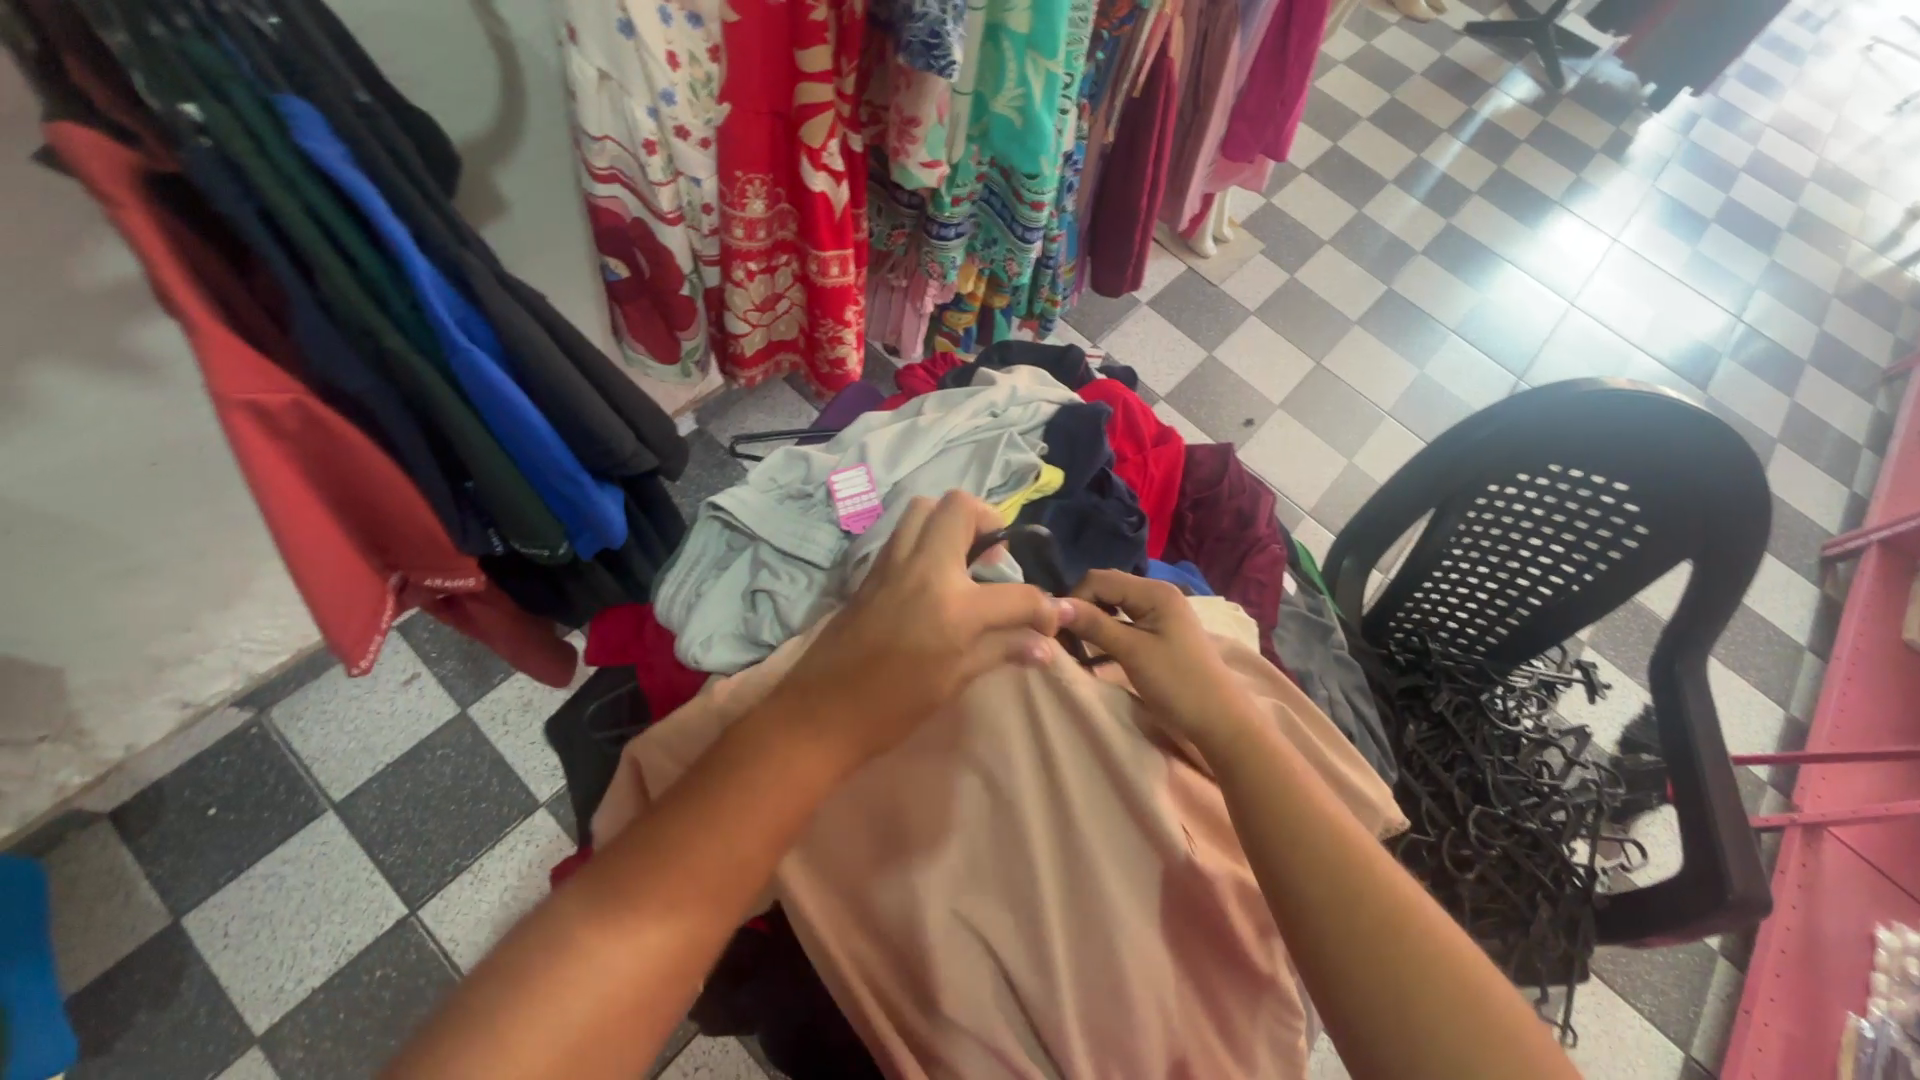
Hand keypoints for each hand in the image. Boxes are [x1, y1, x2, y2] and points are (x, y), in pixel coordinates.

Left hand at [770, 491, 1070, 765]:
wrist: (820, 715)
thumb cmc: (892, 708)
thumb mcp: (954, 681)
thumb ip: (1001, 651)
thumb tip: (1044, 647)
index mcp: (954, 606)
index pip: (1018, 594)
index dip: (1044, 609)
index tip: (1048, 621)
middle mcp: (924, 569)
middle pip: (960, 507)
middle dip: (989, 521)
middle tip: (995, 557)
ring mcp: (892, 564)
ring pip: (924, 509)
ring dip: (950, 522)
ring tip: (962, 558)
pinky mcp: (869, 571)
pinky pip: (901, 534)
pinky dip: (924, 539)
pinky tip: (931, 575)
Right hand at [1065, 570, 1264, 748]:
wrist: (1219, 720)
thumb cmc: (1178, 683)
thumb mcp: (1132, 652)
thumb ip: (1094, 625)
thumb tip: (1055, 607)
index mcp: (1154, 591)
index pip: (1098, 579)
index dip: (1074, 600)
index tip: (1057, 630)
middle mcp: (1156, 594)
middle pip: (1105, 589)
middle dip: (1081, 611)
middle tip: (1063, 641)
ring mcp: (1158, 614)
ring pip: (1112, 607)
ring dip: (1091, 624)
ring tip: (1075, 650)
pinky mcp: (1158, 633)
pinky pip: (1122, 623)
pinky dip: (1104, 635)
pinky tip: (1092, 656)